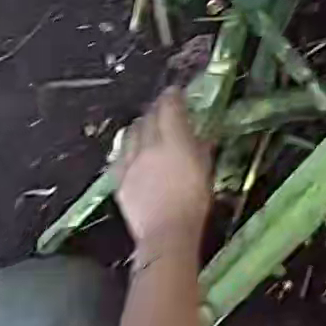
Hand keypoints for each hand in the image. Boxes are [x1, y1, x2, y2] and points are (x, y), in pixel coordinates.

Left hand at [113, 91, 213, 257]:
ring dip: (141, 124)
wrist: (166, 233)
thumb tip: (199, 133)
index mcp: (174, 139)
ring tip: (147, 126)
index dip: (172, 95)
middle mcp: (149, 145)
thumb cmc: (195, 200)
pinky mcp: (119, 179)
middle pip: (149, 116)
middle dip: (157, 108)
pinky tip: (133, 149)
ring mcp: (131, 162)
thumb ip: (200, 145)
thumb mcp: (205, 167)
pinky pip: (121, 154)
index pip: (169, 106)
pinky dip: (128, 146)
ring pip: (131, 132)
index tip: (176, 91)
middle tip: (164, 108)